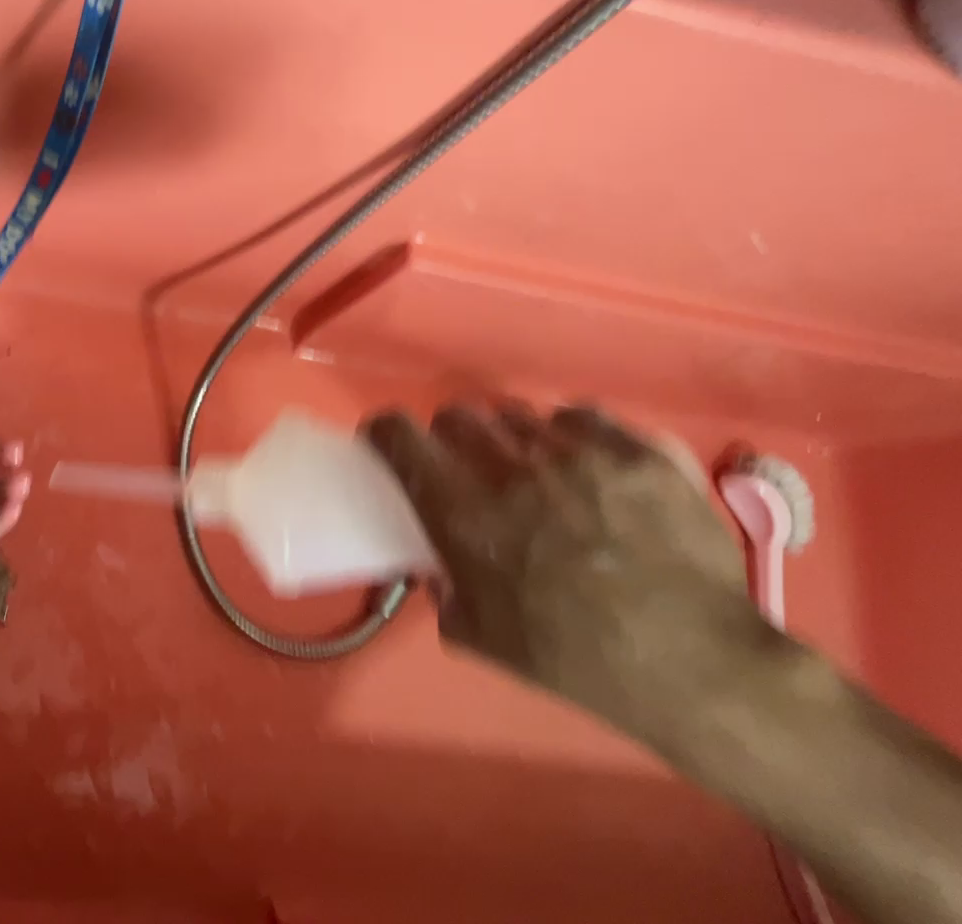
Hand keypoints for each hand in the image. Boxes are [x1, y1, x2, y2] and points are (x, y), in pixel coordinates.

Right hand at [361, 402, 766, 738]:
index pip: (398, 435)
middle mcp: (511, 469)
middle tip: (466, 467)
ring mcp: (580, 455)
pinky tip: (584, 464)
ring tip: (532, 469)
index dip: (386, 435)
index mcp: (461, 511)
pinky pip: (583, 417)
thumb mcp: (476, 636)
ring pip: (519, 415)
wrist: (693, 662)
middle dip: (449, 438)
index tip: (390, 449)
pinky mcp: (639, 452)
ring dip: (510, 439)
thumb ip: (446, 590)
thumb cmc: (572, 657)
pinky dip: (570, 434)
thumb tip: (445, 570)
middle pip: (458, 416)